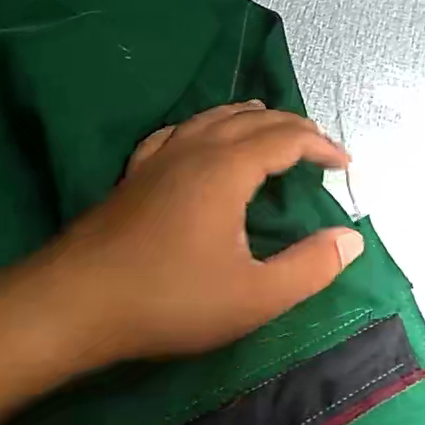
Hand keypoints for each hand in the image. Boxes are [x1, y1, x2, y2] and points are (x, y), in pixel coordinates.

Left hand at [18, 103, 362, 366]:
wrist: (71, 306)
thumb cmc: (169, 300)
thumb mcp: (255, 296)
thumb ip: (311, 267)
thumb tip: (352, 238)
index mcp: (227, 170)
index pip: (287, 138)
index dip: (321, 145)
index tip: (345, 164)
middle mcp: (194, 150)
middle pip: (253, 119)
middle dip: (293, 126)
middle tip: (319, 147)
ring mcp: (158, 158)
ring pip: (214, 118)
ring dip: (252, 119)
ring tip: (273, 128)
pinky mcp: (134, 174)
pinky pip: (179, 132)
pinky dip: (207, 127)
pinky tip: (203, 140)